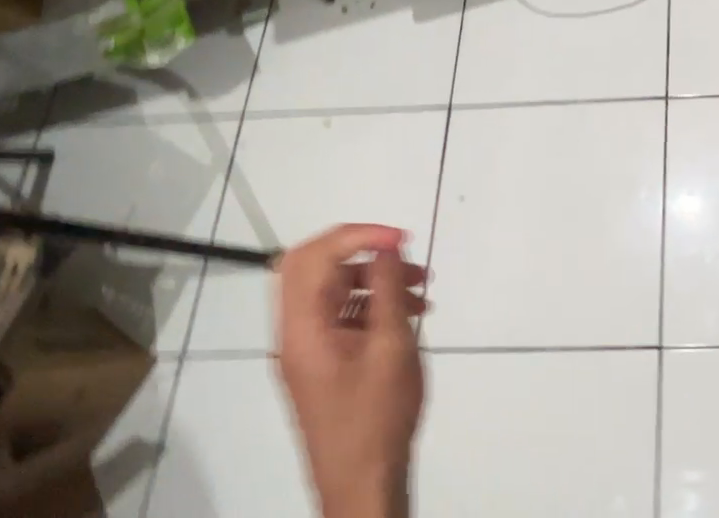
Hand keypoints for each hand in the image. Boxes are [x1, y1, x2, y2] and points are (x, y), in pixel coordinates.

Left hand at [275, 224, 428, 517]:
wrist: (362, 484)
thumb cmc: (378, 416)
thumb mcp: (392, 347)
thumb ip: (388, 290)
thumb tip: (386, 244)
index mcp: (302, 328)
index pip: (312, 257)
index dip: (357, 235)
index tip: (402, 239)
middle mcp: (295, 333)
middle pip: (312, 267)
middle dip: (362, 250)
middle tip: (404, 253)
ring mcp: (308, 349)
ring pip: (331, 290)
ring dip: (375, 278)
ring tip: (423, 288)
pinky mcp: (324, 363)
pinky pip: (342, 315)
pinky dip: (375, 303)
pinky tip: (412, 313)